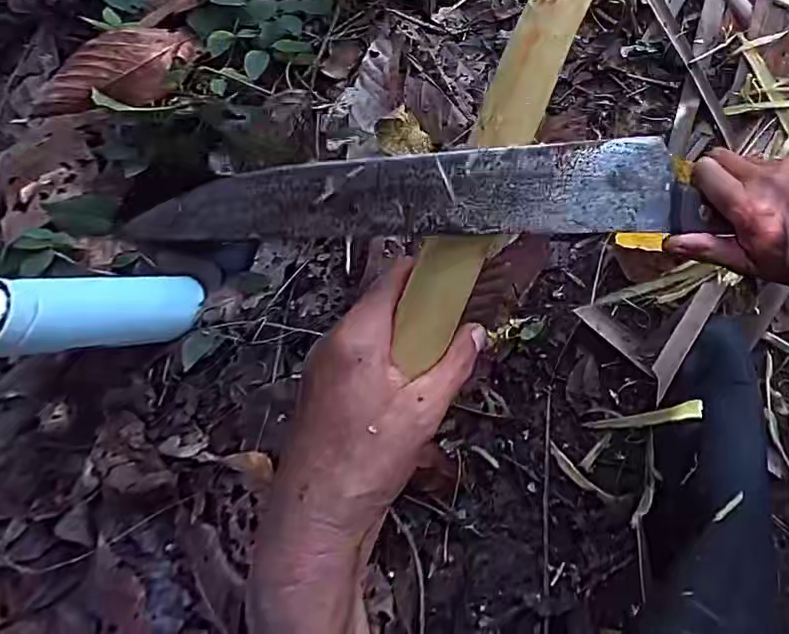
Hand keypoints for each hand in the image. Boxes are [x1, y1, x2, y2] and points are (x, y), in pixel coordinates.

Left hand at [250, 257, 483, 633]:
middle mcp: (334, 341)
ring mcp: (323, 362)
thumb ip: (455, 364)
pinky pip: (360, 351)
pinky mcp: (322, 384)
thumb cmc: (363, 465)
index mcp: (357, 336)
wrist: (314, 519)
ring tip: (430, 358)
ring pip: (372, 327)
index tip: (451, 272)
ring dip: (403, 332)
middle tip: (449, 321)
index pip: (392, 276)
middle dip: (418, 307)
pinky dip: (385, 353)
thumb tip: (475, 333)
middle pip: (383, 300)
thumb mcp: (424, 411)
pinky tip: (404, 384)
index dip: (425, 268)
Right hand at [664, 149, 788, 298]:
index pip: (704, 169)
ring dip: (739, 175)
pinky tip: (775, 197)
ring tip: (754, 201)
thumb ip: (707, 247)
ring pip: (742, 158)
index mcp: (748, 208)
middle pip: (718, 155)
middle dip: (715, 173)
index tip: (704, 198)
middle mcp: (763, 181)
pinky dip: (763, 176)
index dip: (698, 181)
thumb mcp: (748, 262)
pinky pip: (765, 161)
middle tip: (724, 198)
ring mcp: (782, 169)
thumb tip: (674, 242)